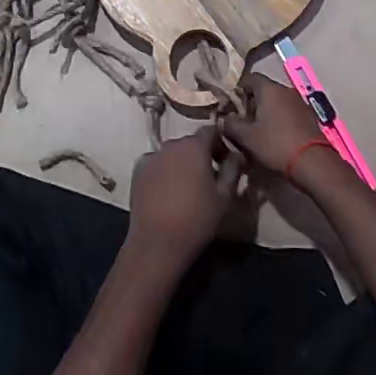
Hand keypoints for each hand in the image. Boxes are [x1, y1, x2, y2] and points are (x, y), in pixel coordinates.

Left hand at [127, 128, 242, 263]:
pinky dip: (164, 171)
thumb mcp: (225, 196)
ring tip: (188, 186)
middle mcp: (171, 145)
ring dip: (182, 162)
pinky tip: (168, 190)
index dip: (221, 142)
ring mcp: (151, 157)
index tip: (226, 160)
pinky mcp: (138, 172)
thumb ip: (233, 169)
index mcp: (194, 146)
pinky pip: (156, 164)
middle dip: (202, 154)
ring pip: (172, 153)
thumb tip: (237, 154)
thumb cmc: (197, 219)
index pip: (211, 131)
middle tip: (210, 175)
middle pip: (190, 142)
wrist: (158, 243)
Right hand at [222, 74, 323, 177]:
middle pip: (264, 89)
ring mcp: (300, 101)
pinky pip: (289, 110)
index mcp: (269, 89)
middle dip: (251, 103)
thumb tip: (223, 118)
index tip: (230, 106)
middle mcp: (286, 89)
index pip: (250, 78)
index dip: (238, 90)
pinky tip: (275, 135)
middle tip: (241, 120)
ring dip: (266, 111)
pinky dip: (280, 118)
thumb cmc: (275, 145)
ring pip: (277, 101)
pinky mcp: (309, 115)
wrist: (313, 162)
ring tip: (257, 130)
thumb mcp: (246, 137)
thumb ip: (230, 124)